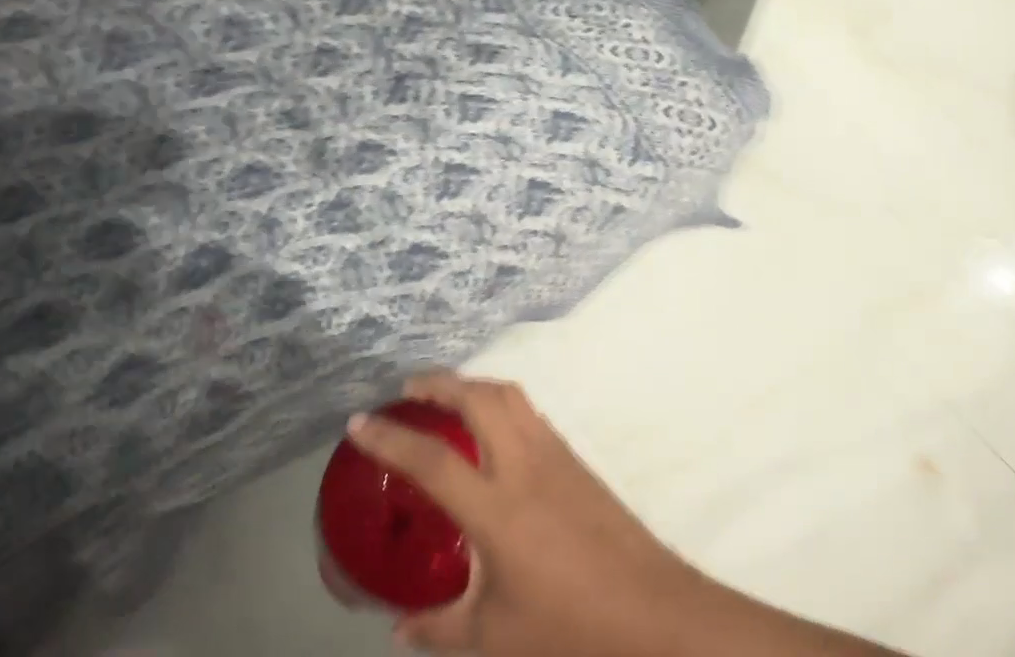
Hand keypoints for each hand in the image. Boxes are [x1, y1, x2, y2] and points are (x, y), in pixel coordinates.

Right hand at [344, 373, 707, 655]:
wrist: (656, 612)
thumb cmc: (571, 626)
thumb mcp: (495, 638)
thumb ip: (440, 627)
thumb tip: (400, 625)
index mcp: (497, 508)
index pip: (431, 460)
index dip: (388, 438)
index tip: (358, 422)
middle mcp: (527, 466)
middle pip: (480, 399)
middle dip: (440, 383)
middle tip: (408, 390)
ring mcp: (559, 457)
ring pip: (512, 397)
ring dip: (474, 386)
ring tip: (447, 399)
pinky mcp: (580, 462)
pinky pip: (532, 415)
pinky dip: (502, 405)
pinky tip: (493, 433)